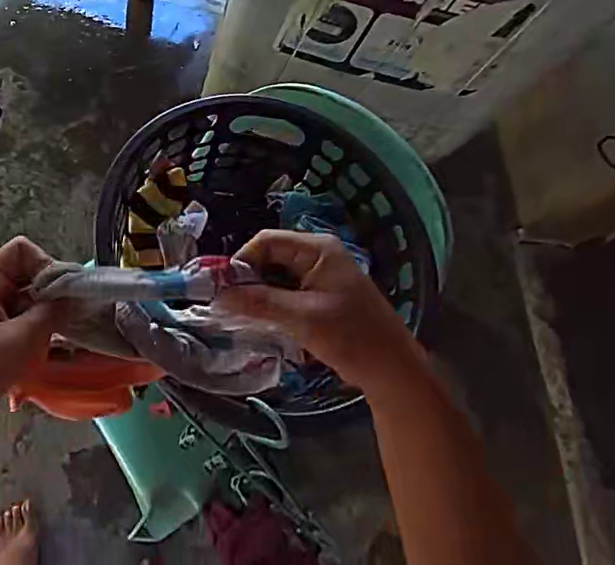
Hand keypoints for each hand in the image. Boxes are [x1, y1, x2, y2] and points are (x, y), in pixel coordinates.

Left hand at [0, 237, 67, 445]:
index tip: (63, 293)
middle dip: (49, 297)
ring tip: (55, 342)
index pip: (22, 250)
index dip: (45, 264)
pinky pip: (22, 324)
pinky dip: (35, 336)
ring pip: (28, 302)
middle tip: (66, 320)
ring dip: (44, 320)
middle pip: (28, 276)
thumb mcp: (21, 340)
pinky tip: (42, 357)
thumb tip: (73, 297)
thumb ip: (51, 313)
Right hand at [213, 229, 423, 394]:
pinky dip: (275, 302)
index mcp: (317, 249)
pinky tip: (267, 320)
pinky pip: (289, 289)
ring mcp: (323, 273)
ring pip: (278, 274)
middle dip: (251, 278)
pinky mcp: (324, 293)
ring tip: (246, 314)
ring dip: (262, 292)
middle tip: (233, 304)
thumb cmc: (352, 339)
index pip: (267, 241)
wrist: (395, 373)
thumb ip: (259, 303)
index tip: (226, 288)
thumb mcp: (302, 319)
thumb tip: (219, 294)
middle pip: (271, 256)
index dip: (243, 261)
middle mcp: (319, 254)